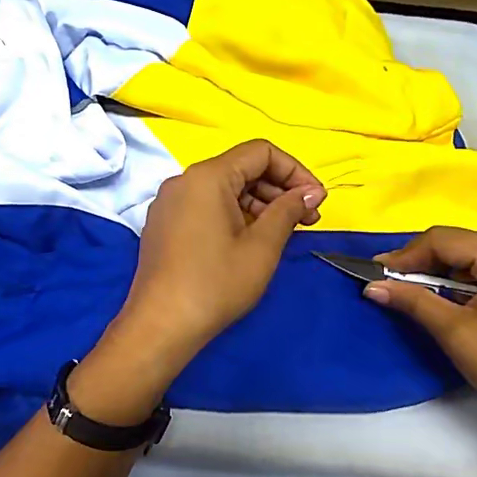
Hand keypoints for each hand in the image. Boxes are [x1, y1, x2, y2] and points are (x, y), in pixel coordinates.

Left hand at [70, 141, 323, 424]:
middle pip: (241, 168)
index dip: (295, 171)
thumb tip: (309, 192)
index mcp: (207, 176)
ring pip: (224, 189)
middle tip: (307, 220)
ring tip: (283, 234)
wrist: (161, 324)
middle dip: (278, 189)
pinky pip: (205, 206)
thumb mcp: (261, 247)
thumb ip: (288, 211)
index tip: (315, 201)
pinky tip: (251, 241)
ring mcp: (169, 202)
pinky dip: (233, 215)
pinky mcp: (163, 224)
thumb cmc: (216, 284)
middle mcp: (184, 180)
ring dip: (258, 204)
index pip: (260, 152)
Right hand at [365, 227, 476, 436]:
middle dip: (425, 267)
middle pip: (463, 248)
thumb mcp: (457, 332)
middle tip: (393, 287)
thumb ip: (413, 301)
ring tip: (421, 300)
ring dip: (447, 278)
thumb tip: (372, 286)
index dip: (406, 256)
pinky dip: (471, 287)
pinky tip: (458, 308)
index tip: (375, 274)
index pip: (445, 240)